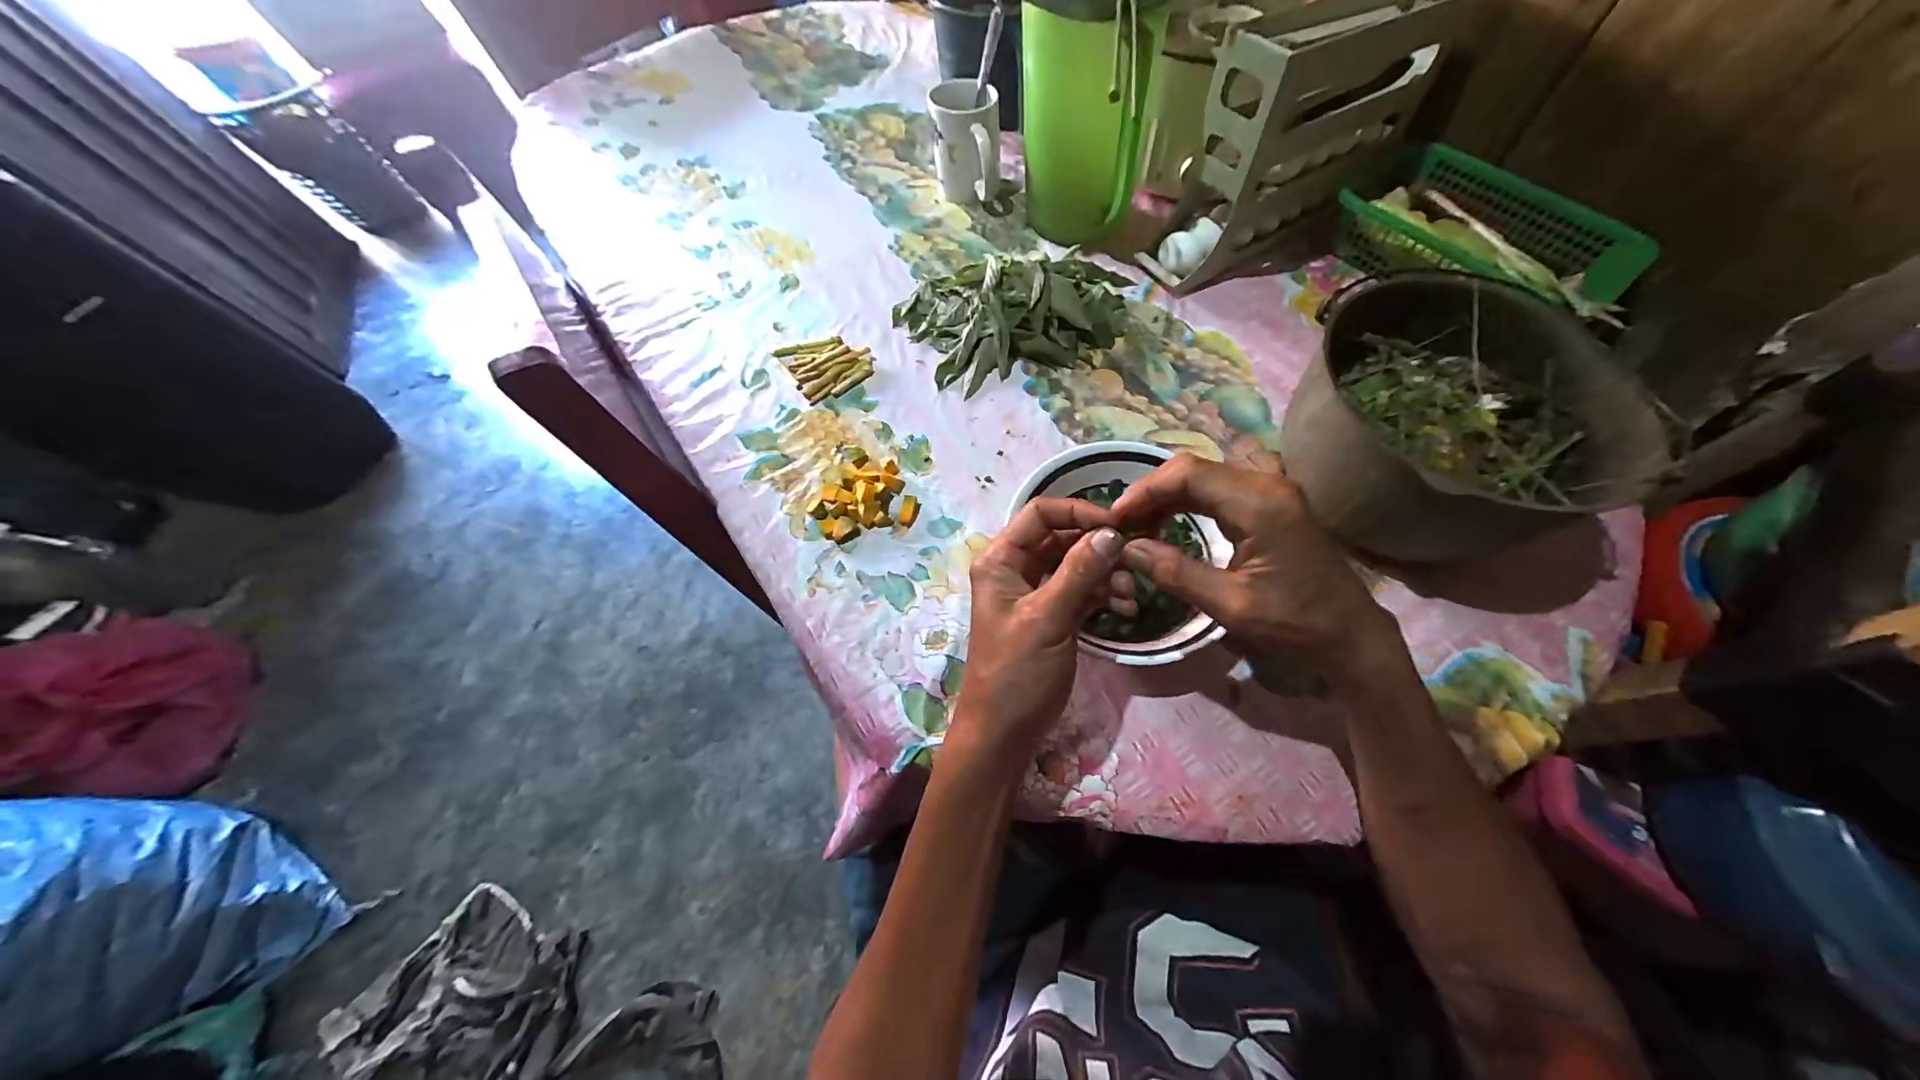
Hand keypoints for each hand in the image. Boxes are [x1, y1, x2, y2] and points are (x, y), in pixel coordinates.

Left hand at [948, 498, 1128, 770]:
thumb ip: (1078, 573)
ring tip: (1131, 598)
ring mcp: (1035, 593)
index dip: (1079, 511)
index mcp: (1001, 561)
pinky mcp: (1053, 616)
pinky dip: (1103, 596)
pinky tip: (1127, 611)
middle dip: (1099, 548)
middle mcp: (1016, 570)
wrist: (1003, 733)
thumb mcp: (1047, 620)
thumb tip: (1111, 532)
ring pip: (1077, 565)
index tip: (1118, 526)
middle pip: (1063, 538)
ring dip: (1107, 574)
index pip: (1041, 514)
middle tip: (1134, 565)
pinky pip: (1082, 592)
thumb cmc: (1016, 674)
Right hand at [1109, 451, 1402, 683]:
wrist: (1348, 632)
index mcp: (1259, 504)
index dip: (1145, 491)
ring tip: (1143, 523)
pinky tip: (1177, 515)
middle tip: (1125, 524)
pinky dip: (1192, 494)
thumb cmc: (1293, 623)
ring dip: (1169, 493)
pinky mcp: (1275, 499)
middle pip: (1193, 467)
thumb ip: (1176, 573)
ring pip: (1206, 471)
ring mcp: (1274, 487)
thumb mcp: (1229, 606)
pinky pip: (1223, 481)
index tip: (1117, 519)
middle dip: (1152, 491)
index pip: (1187, 475)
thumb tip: (1127, 548)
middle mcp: (1267, 484)